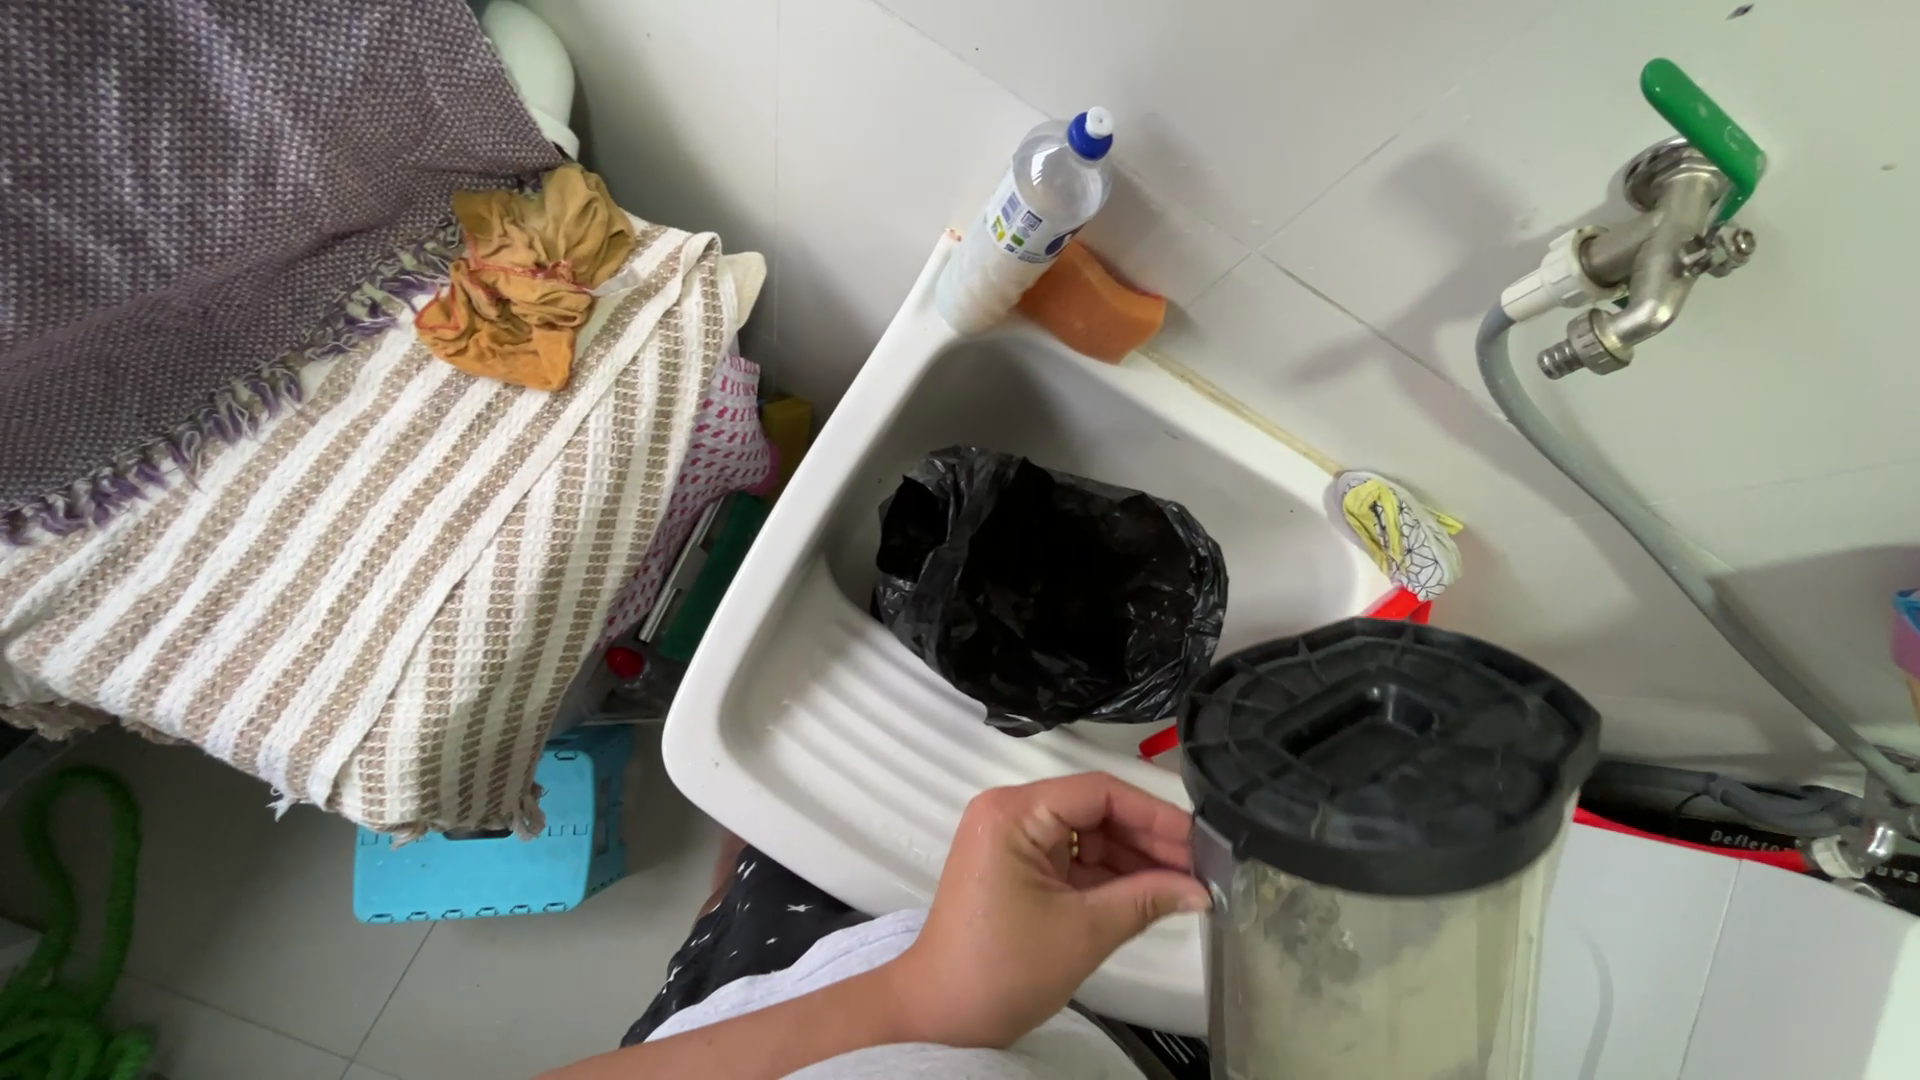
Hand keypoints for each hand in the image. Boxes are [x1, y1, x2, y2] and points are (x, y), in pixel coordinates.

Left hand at [881, 772, 1210, 1048]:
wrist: (942, 1017)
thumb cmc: (1005, 968)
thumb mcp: (1083, 931)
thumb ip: (1146, 900)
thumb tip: (1201, 889)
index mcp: (1014, 811)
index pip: (1097, 792)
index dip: (1152, 813)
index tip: (1198, 839)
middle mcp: (1009, 811)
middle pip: (1093, 809)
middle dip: (1146, 839)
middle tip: (1199, 866)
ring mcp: (1011, 837)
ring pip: (1086, 833)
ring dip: (1132, 858)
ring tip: (1184, 882)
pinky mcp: (1016, 863)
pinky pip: (1071, 856)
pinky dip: (1108, 874)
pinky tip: (1149, 890)